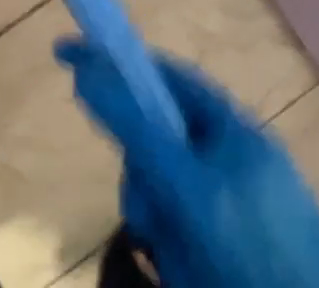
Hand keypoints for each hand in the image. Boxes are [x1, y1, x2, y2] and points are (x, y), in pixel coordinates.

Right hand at [55, 38, 318, 287]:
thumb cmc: (252, 245)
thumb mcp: (185, 179)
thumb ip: (135, 125)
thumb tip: (84, 67)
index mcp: (229, 127)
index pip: (163, 78)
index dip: (117, 63)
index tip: (66, 53)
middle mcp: (226, 157)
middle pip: (154, 139)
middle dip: (140, 173)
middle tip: (147, 213)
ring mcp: (225, 201)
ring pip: (159, 189)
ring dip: (155, 217)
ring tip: (171, 248)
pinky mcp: (218, 242)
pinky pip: (173, 229)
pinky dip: (169, 246)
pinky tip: (181, 265)